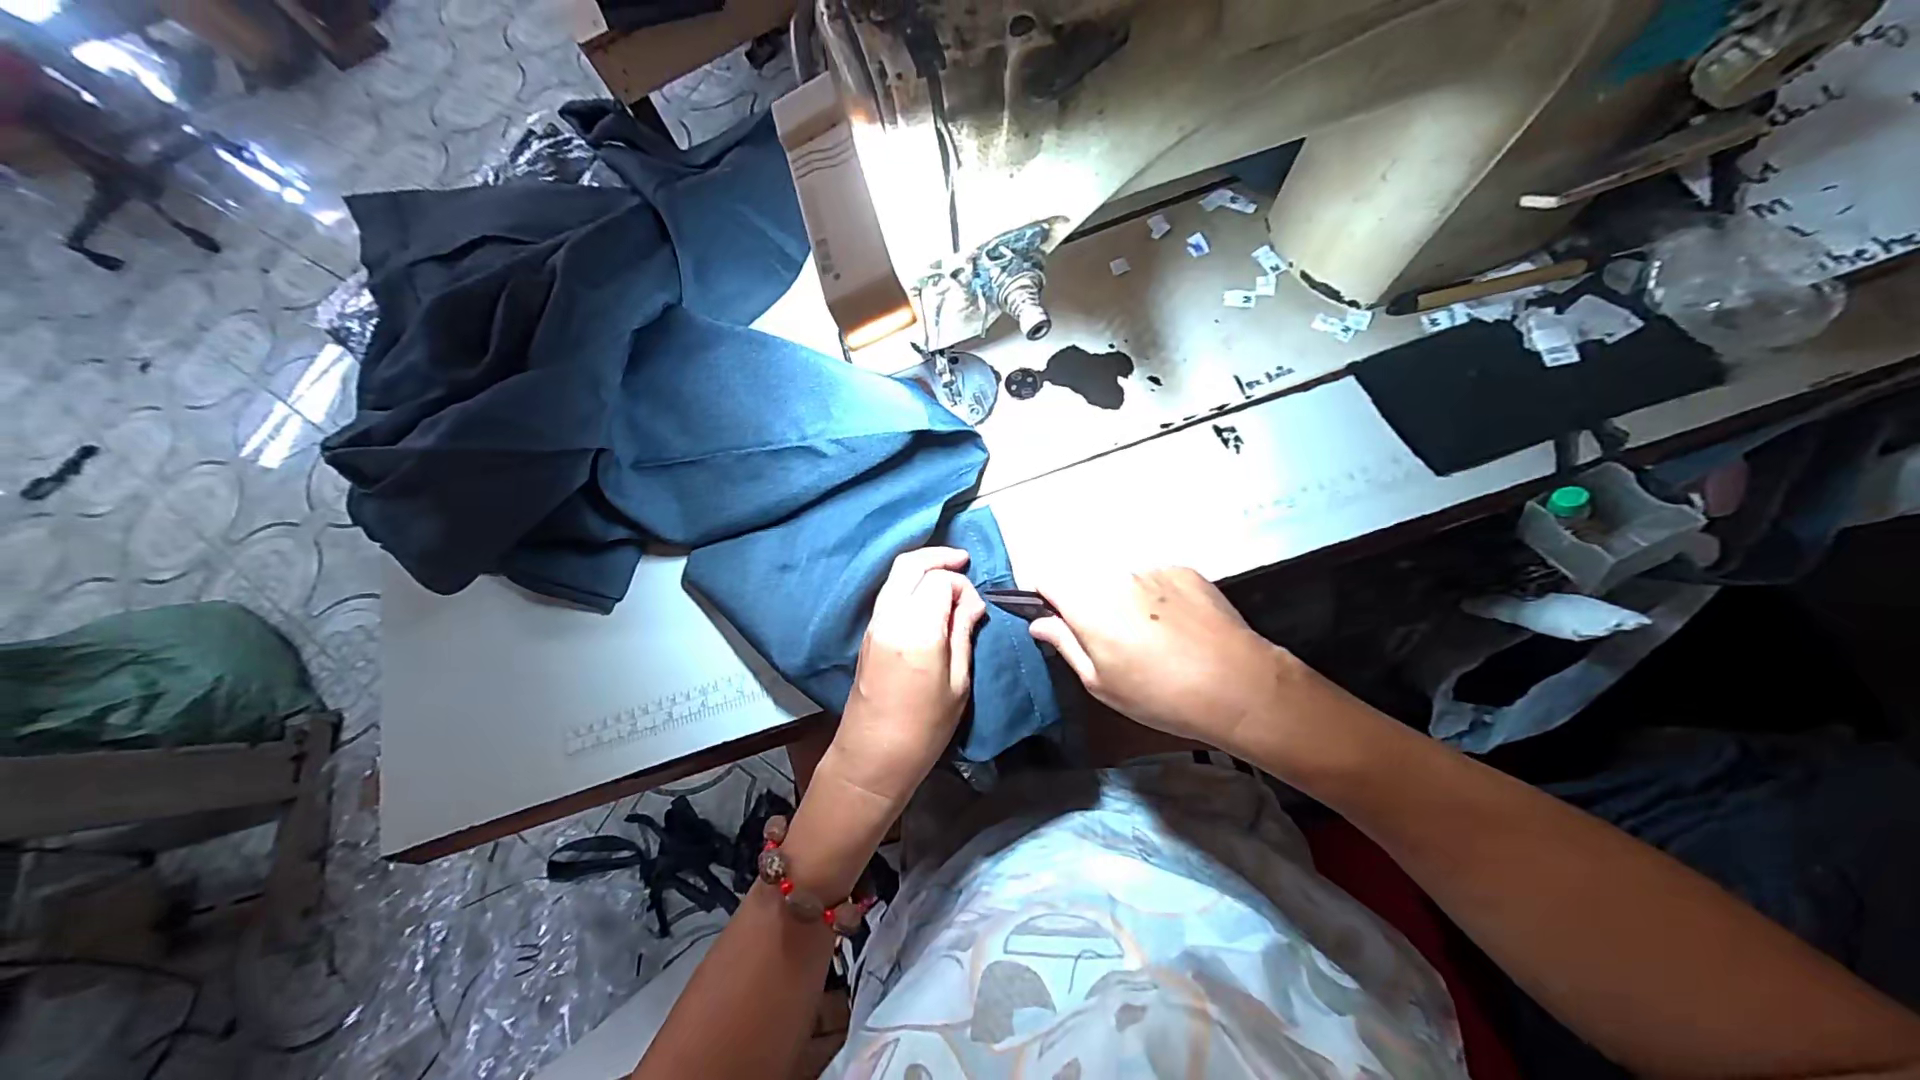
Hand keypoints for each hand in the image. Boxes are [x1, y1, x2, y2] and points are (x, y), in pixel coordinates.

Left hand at [826, 547, 987, 809]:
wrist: (873, 755)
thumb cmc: (924, 728)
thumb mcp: (958, 684)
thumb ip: (963, 634)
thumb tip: (971, 603)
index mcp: (917, 631)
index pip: (940, 582)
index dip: (962, 586)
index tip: (976, 609)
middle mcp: (890, 618)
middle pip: (910, 565)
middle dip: (938, 558)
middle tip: (963, 560)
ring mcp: (874, 624)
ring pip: (896, 576)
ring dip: (922, 568)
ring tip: (949, 576)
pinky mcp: (868, 633)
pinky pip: (889, 593)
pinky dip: (910, 584)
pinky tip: (929, 597)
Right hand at [1029, 566, 1297, 756]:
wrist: (1236, 685)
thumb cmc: (1160, 695)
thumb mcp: (1101, 683)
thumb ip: (1066, 645)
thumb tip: (1041, 624)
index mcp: (1088, 606)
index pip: (1048, 580)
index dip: (1047, 598)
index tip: (1058, 618)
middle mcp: (1115, 578)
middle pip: (1086, 580)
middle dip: (1090, 603)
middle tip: (1112, 640)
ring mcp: (1151, 571)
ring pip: (1122, 579)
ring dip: (1124, 599)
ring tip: (1151, 637)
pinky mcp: (1183, 571)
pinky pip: (1155, 579)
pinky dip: (1157, 597)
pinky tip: (1176, 627)